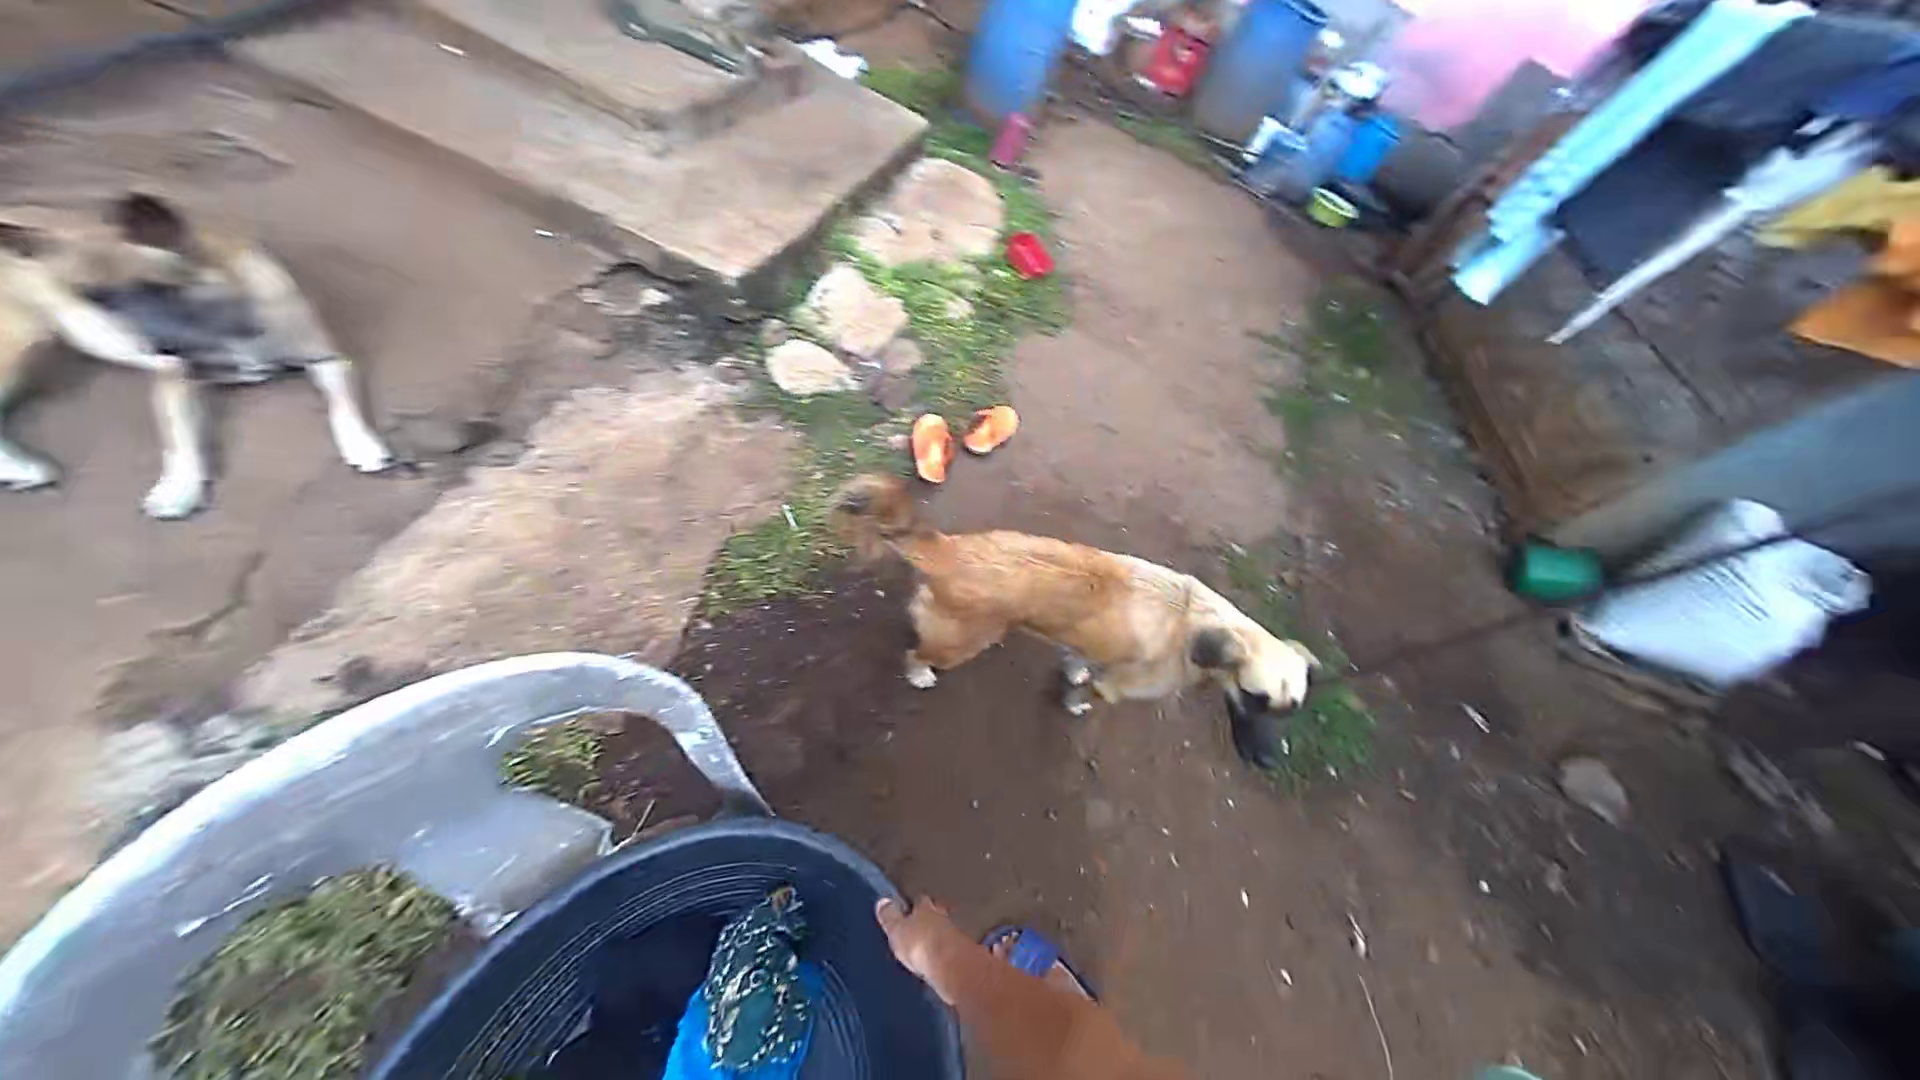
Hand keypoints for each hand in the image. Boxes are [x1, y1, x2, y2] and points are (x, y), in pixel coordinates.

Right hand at [875, 896, 973, 998]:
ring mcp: (954, 936)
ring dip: (938, 937)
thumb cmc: (923, 944)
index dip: (914, 903)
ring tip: (930, 945)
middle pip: (936, 914)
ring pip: (944, 931)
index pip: (920, 899)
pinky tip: (939, 962)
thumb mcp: (897, 930)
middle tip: (923, 925)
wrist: (950, 966)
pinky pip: (951, 951)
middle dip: (930, 918)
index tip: (909, 906)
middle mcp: (942, 918)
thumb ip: (889, 916)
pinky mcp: (961, 956)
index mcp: (925, 908)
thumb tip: (882, 902)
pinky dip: (944, 955)